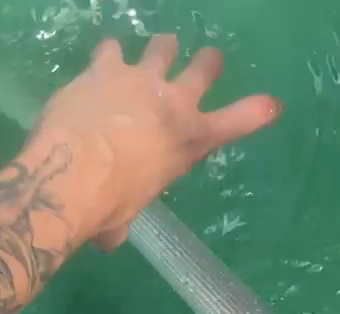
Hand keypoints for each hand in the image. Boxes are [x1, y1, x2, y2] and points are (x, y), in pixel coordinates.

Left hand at [29, 35, 280, 248]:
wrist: (70, 176)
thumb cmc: (103, 207)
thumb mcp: (120, 223)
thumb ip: (121, 224)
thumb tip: (110, 239)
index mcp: (188, 142)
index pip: (238, 122)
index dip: (256, 112)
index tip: (269, 106)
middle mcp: (172, 102)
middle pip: (205, 68)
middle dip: (205, 64)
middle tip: (200, 65)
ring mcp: (139, 79)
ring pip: (162, 47)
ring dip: (157, 52)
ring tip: (144, 62)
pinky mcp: (103, 70)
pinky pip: (109, 50)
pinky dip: (104, 59)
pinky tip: (93, 72)